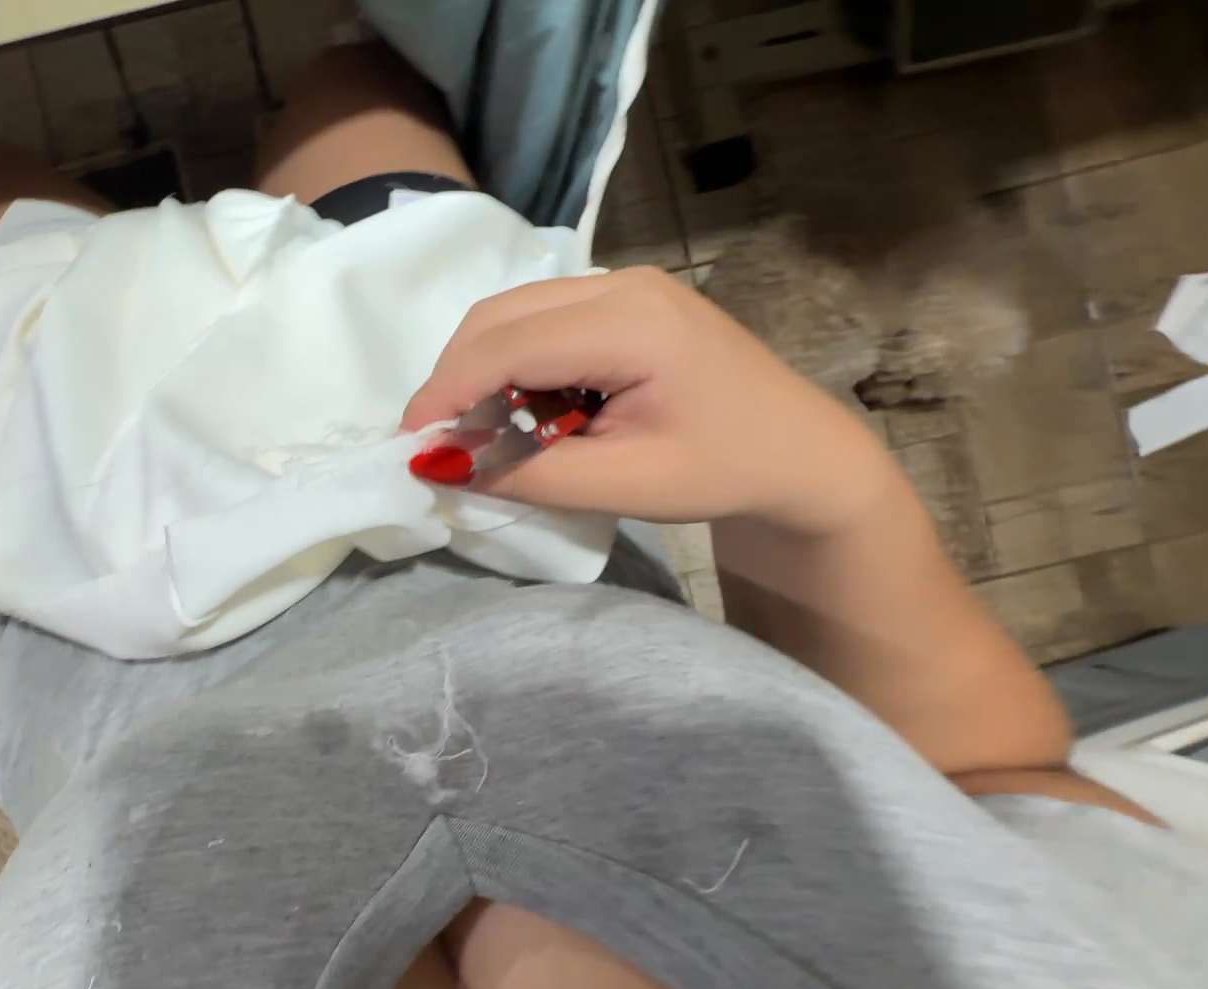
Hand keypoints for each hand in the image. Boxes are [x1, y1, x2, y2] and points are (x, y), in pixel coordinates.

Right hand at [403, 268, 900, 536]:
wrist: (797, 453)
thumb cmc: (721, 472)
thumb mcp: (621, 485)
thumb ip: (524, 472)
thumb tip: (439, 464)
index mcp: (634, 324)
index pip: (508, 345)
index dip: (447, 391)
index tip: (410, 443)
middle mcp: (623, 284)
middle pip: (498, 316)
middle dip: (453, 378)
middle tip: (436, 441)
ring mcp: (622, 285)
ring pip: (509, 314)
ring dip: (476, 370)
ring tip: (474, 429)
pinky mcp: (618, 300)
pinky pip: (534, 321)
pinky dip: (506, 364)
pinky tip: (516, 407)